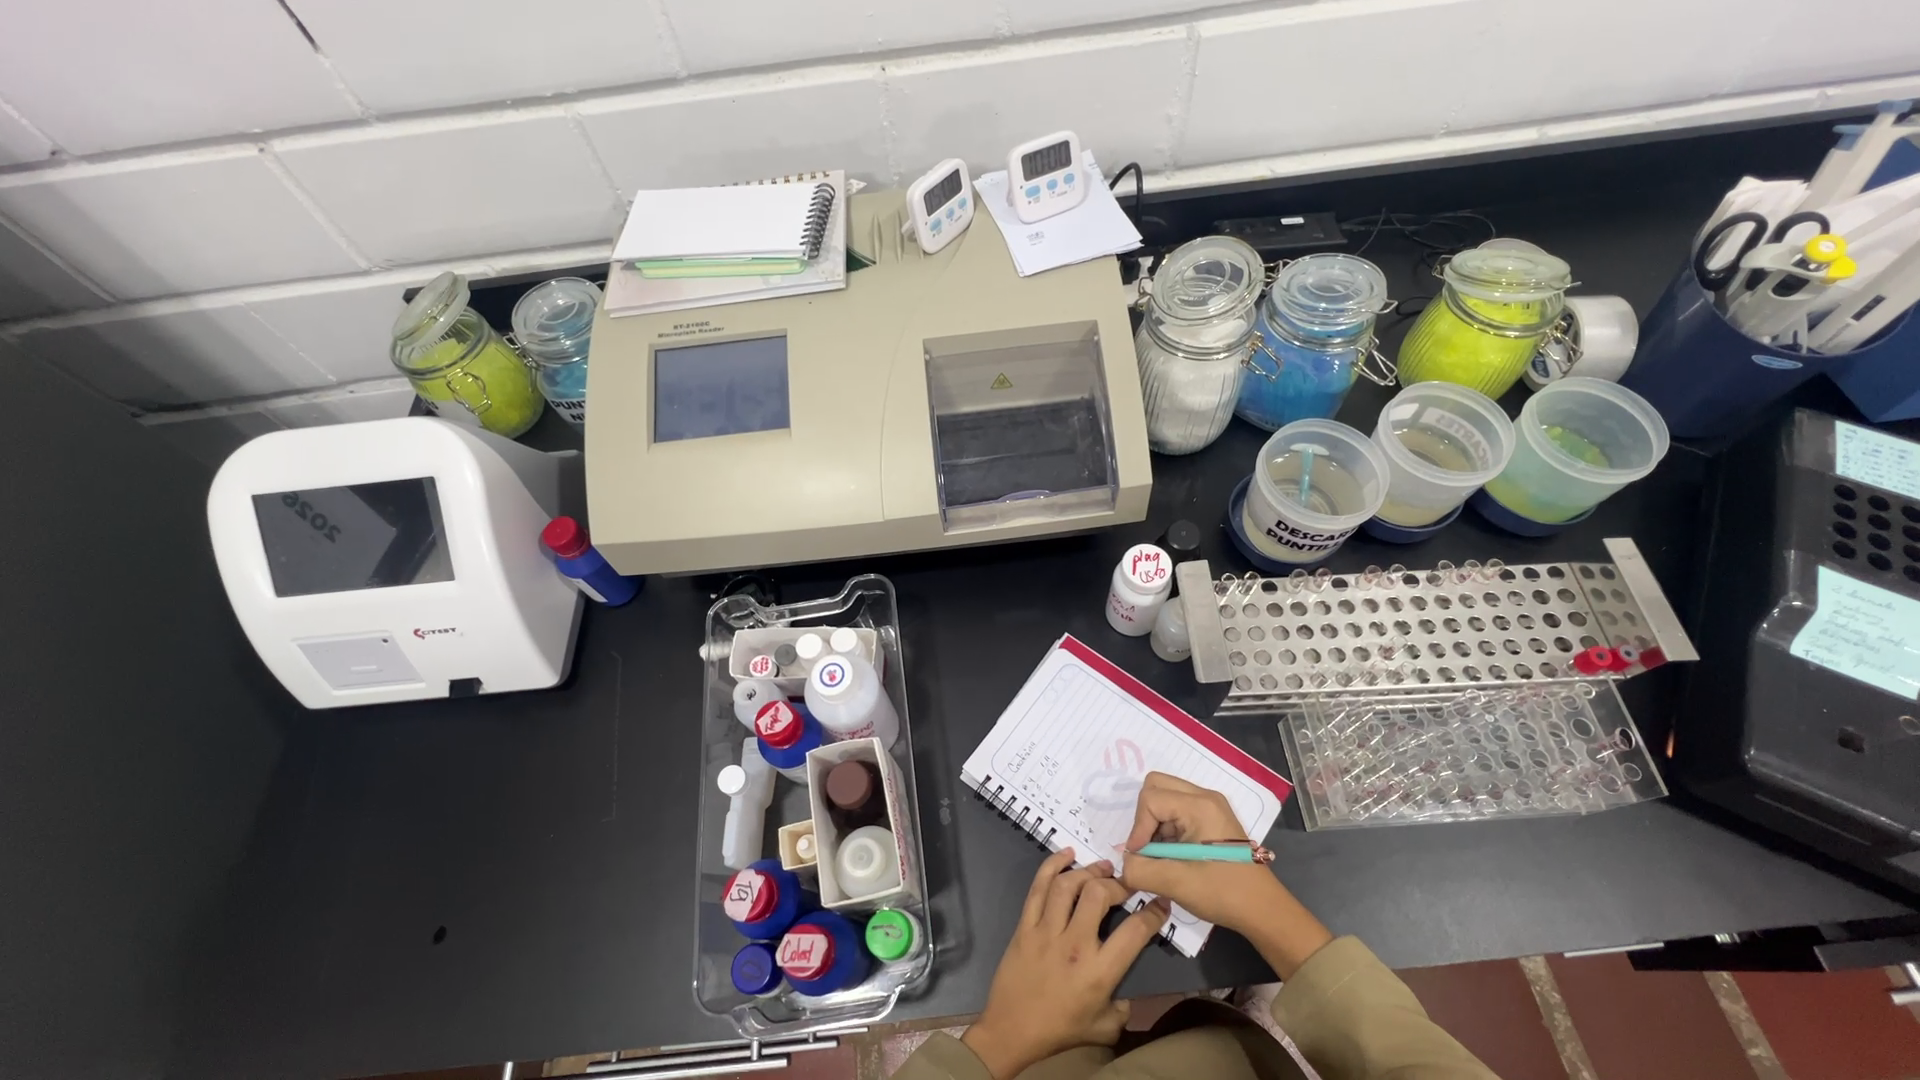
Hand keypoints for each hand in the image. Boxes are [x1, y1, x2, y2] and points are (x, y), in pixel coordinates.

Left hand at [962, 848, 1169, 1079]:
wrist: (1012, 1029)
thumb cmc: (1061, 1029)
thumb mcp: (1105, 1027)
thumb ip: (1126, 1007)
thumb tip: (1132, 989)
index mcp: (1099, 972)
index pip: (1134, 932)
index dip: (1153, 912)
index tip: (1159, 901)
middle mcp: (1074, 945)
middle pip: (1098, 895)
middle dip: (1117, 884)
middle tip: (1124, 884)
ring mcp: (1046, 931)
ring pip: (1068, 886)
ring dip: (1088, 870)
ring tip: (1102, 867)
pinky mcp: (1025, 925)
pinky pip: (1038, 888)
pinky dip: (1052, 866)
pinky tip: (1067, 855)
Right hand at [1118, 772, 1330, 977]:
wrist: (1263, 910)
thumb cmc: (1223, 893)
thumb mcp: (1175, 883)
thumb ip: (1139, 869)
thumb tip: (1124, 862)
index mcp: (1199, 805)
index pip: (1150, 799)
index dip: (1138, 828)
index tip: (1140, 857)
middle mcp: (1205, 797)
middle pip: (1156, 786)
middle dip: (1144, 818)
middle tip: (1149, 849)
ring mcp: (1210, 807)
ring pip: (1164, 799)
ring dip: (1155, 826)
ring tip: (1163, 857)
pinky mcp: (1211, 819)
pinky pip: (1176, 811)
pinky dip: (1166, 830)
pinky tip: (1174, 857)